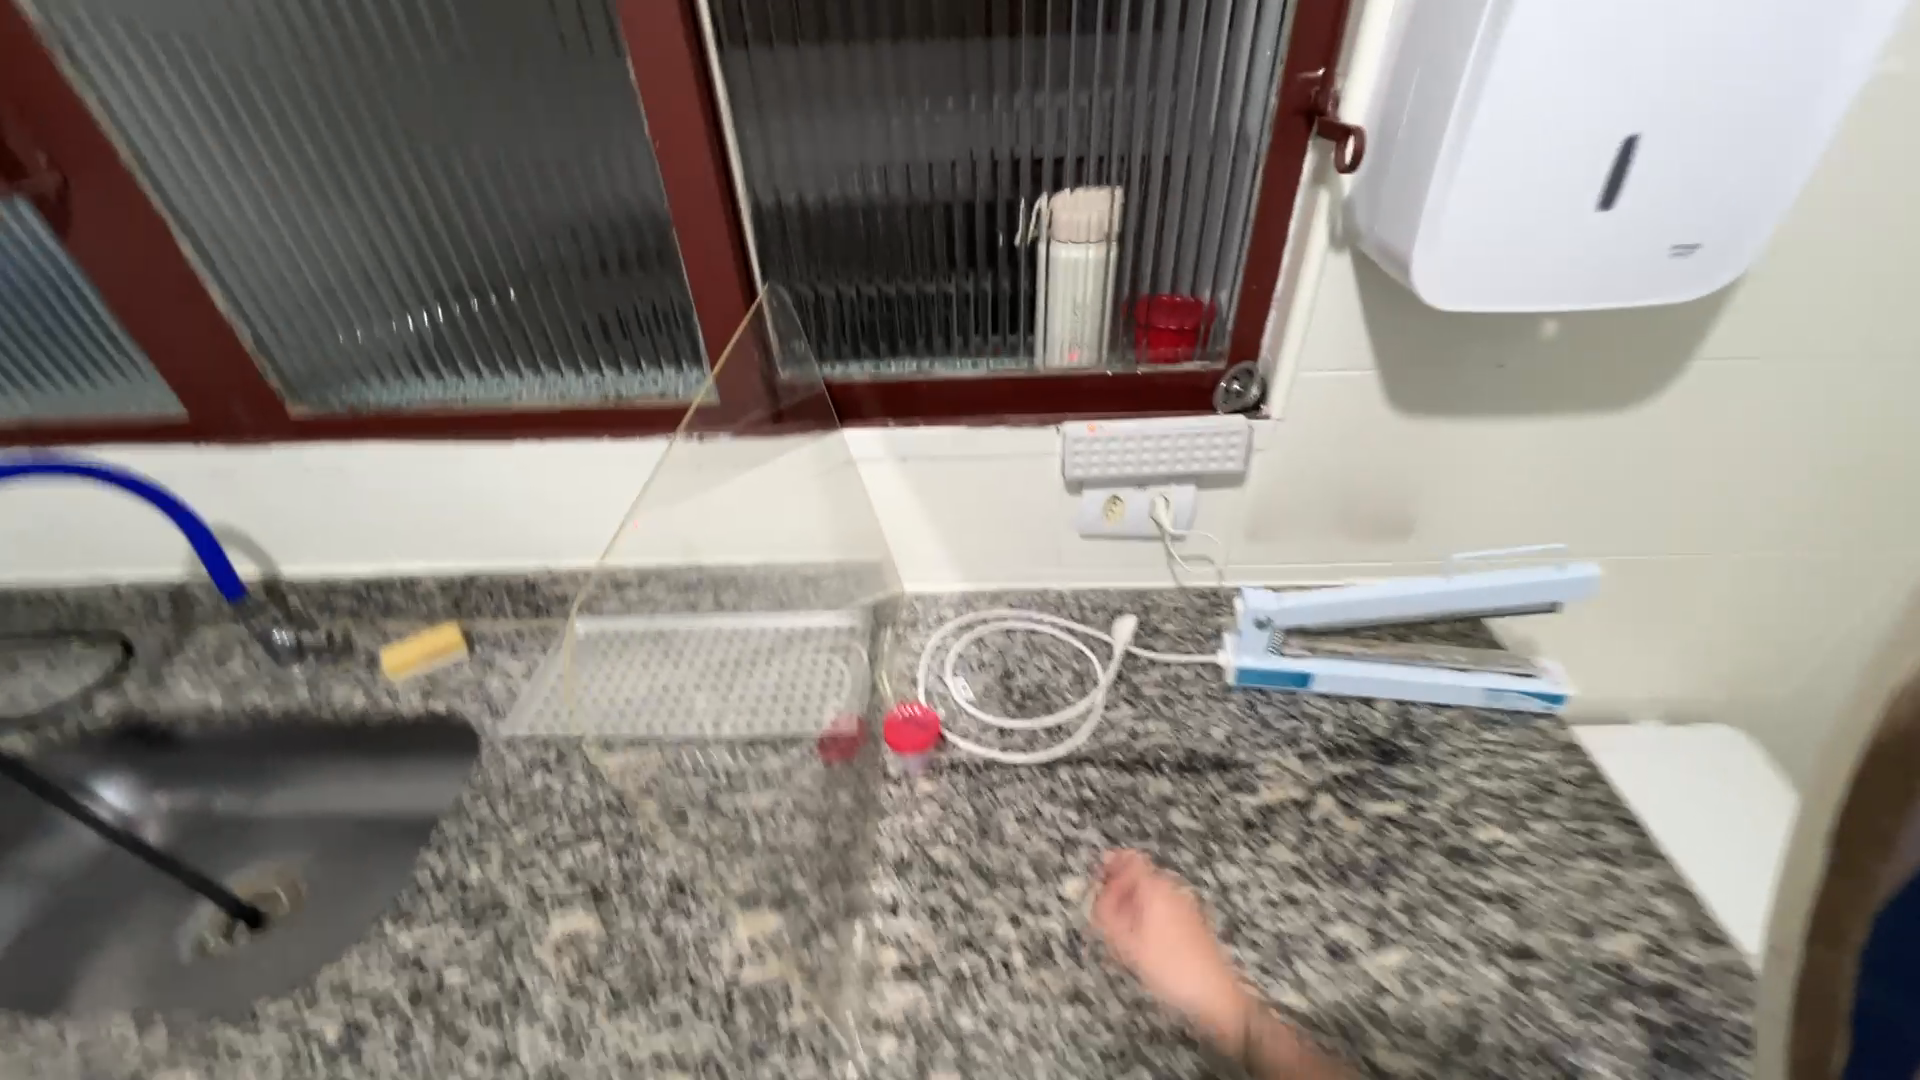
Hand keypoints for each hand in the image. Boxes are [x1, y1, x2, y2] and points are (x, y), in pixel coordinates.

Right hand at [1091, 849, 1250, 1045]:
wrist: (1215, 994)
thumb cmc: (1166, 965)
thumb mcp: (1125, 941)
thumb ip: (1105, 912)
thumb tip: (1097, 895)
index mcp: (1155, 885)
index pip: (1129, 858)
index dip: (1111, 865)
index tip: (1097, 880)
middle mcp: (1172, 887)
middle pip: (1140, 875)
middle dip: (1120, 888)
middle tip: (1105, 912)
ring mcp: (1186, 903)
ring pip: (1152, 892)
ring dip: (1134, 904)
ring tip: (1122, 932)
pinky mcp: (1194, 921)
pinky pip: (1164, 906)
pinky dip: (1149, 915)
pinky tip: (1144, 941)